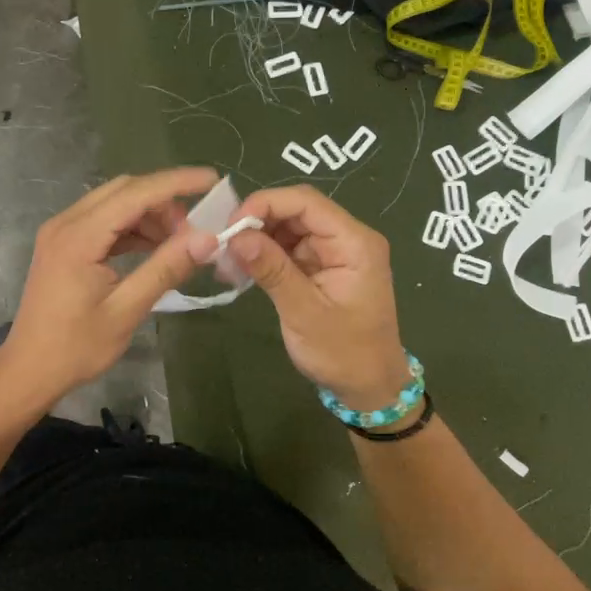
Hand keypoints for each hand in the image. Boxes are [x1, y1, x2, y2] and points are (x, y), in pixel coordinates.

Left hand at [0, 168, 220, 398]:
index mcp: (78, 236)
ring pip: (113, 204)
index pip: (135, 193)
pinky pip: (101, 222)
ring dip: (148, 215)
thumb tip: (208, 238)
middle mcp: (65, 223)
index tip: (213, 180)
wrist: (29, 370)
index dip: (176, 183)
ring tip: (180, 243)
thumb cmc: (76, 346)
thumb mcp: (127, 310)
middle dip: (164, 200)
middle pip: (123, 190)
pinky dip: (130, 228)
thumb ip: (166, 269)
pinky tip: (154, 248)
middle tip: (197, 227)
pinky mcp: (61, 245)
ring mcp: (60, 232)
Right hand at [227, 186, 410, 408]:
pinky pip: (286, 248)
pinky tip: (238, 269)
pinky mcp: (319, 267)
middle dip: (255, 222)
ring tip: (225, 260)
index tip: (230, 226)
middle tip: (221, 244)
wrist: (369, 388)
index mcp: (354, 243)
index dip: (265, 204)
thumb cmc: (344, 352)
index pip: (305, 202)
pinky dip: (261, 255)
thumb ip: (272, 270)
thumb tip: (236, 236)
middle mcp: (345, 239)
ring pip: (286, 228)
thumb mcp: (304, 312)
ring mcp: (332, 253)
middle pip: (294, 211)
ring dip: (255, 239)